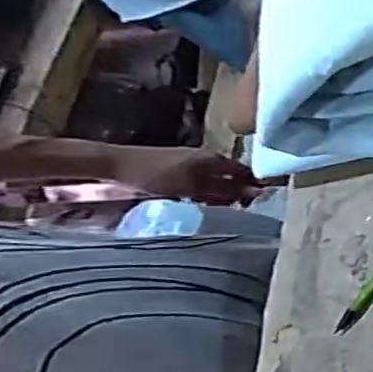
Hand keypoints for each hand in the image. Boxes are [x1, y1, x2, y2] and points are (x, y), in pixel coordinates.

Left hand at [108, 146, 258, 203]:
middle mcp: (206, 160)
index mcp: (215, 158)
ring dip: (216, 198)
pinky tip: (196, 207)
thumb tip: (260, 192)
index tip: (258, 205)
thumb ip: (227, 189)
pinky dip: (201, 198)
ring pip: (215, 185)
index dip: (254, 187)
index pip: (246, 173)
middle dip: (236, 195)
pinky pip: (198, 188)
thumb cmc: (155, 174)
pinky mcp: (174, 175)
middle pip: (232, 179)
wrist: (111, 168)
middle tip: (236, 212)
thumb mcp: (195, 185)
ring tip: (216, 213)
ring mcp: (189, 166)